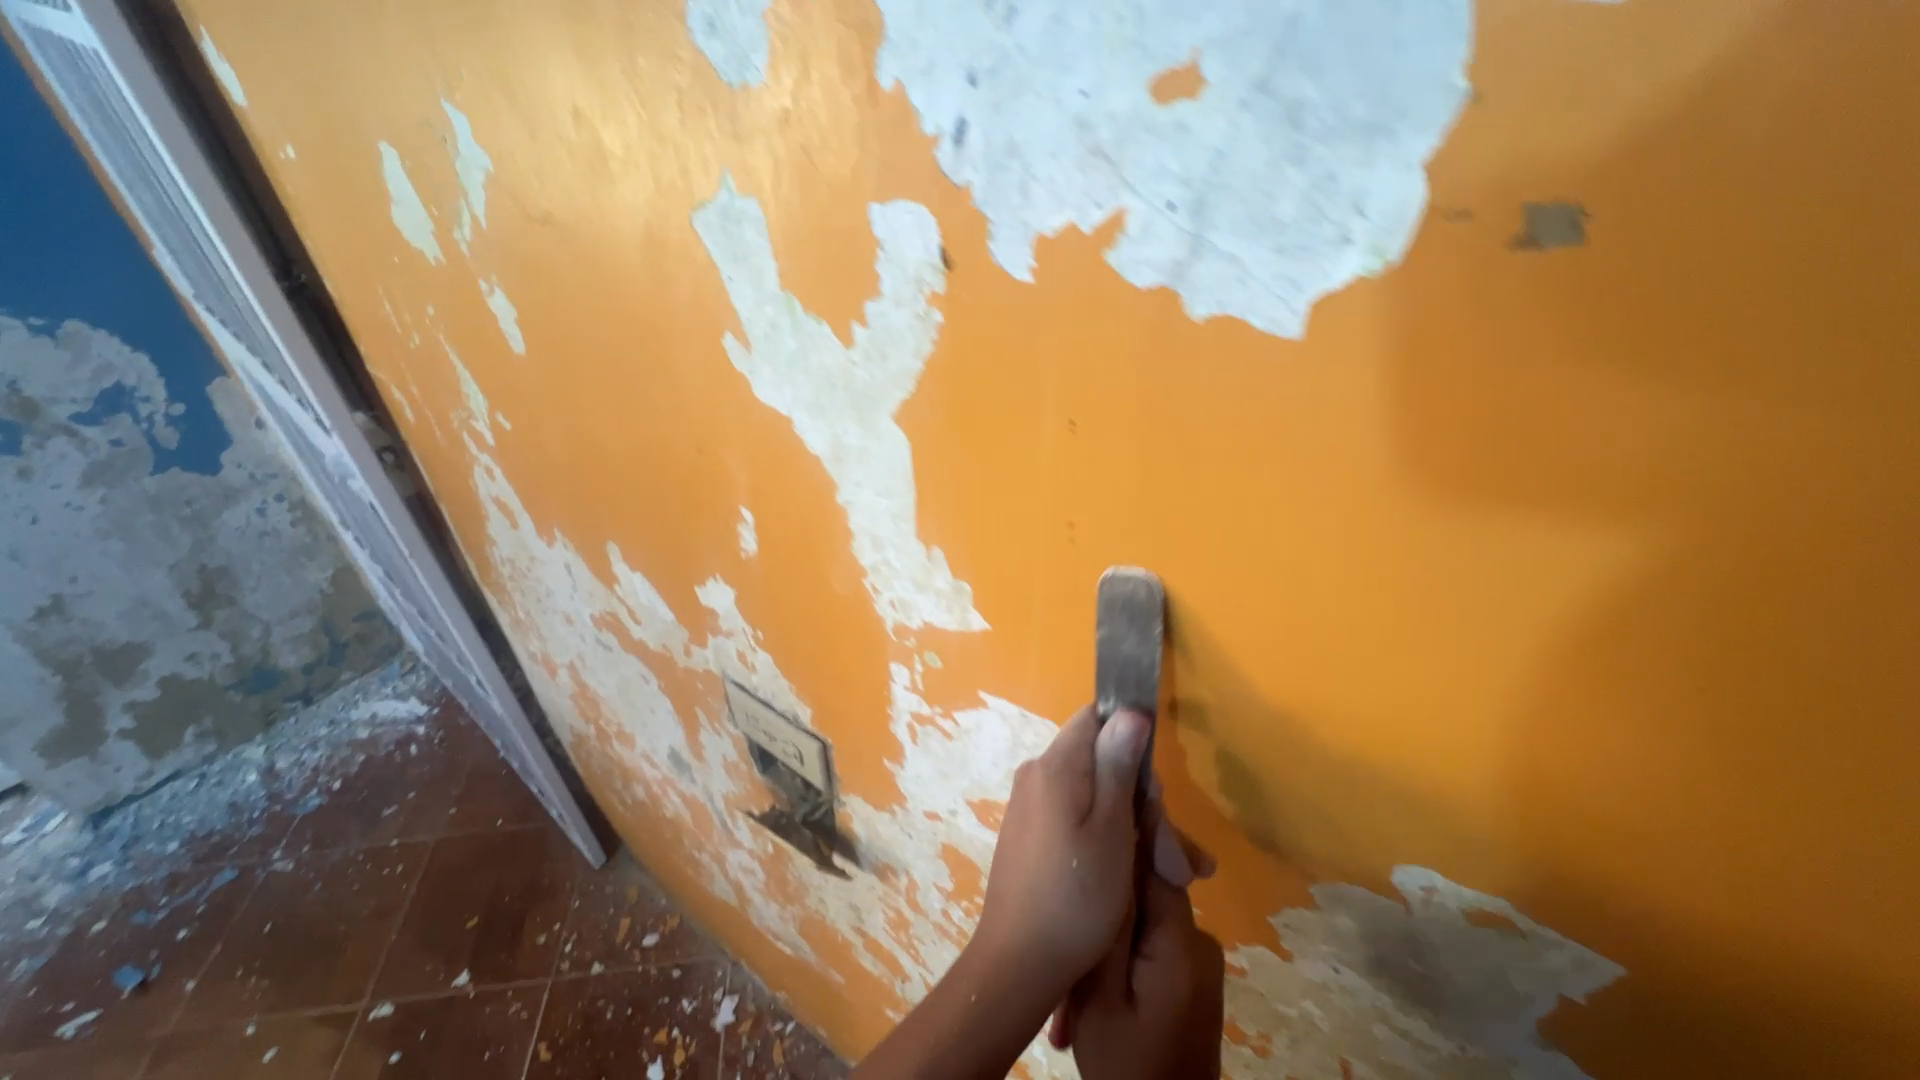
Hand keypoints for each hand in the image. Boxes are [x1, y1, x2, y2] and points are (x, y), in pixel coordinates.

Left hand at [972, 706, 1151, 999]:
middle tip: (1176, 861)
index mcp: (1055, 766)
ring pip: (1095, 797)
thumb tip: (1130, 711)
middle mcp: (1037, 775)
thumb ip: (1118, 766)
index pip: (1097, 718)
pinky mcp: (1030, 834)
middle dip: (1143, 803)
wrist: (1019, 962)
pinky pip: (1077, 819)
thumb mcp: (1111, 830)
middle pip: (1101, 763)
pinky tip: (1137, 877)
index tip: (1156, 793)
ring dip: (1135, 829)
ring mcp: (1030, 806)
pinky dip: (1109, 840)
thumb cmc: (1075, 897)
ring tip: (1172, 877)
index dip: (1133, 743)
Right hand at [1067, 877, 1225, 1079]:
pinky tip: (1097, 1004)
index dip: (1118, 855)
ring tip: (1071, 998)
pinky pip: (1153, 952)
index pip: (1153, 866)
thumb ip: (1112, 927)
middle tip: (1065, 964)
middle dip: (1102, 921)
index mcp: (1181, 942)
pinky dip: (1123, 970)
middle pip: (1144, 901)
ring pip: (1143, 929)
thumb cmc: (1126, 1065)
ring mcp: (1201, 963)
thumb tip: (1117, 858)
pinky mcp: (1195, 981)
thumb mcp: (1101, 997)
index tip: (1081, 861)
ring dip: (1107, 952)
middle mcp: (1201, 943)